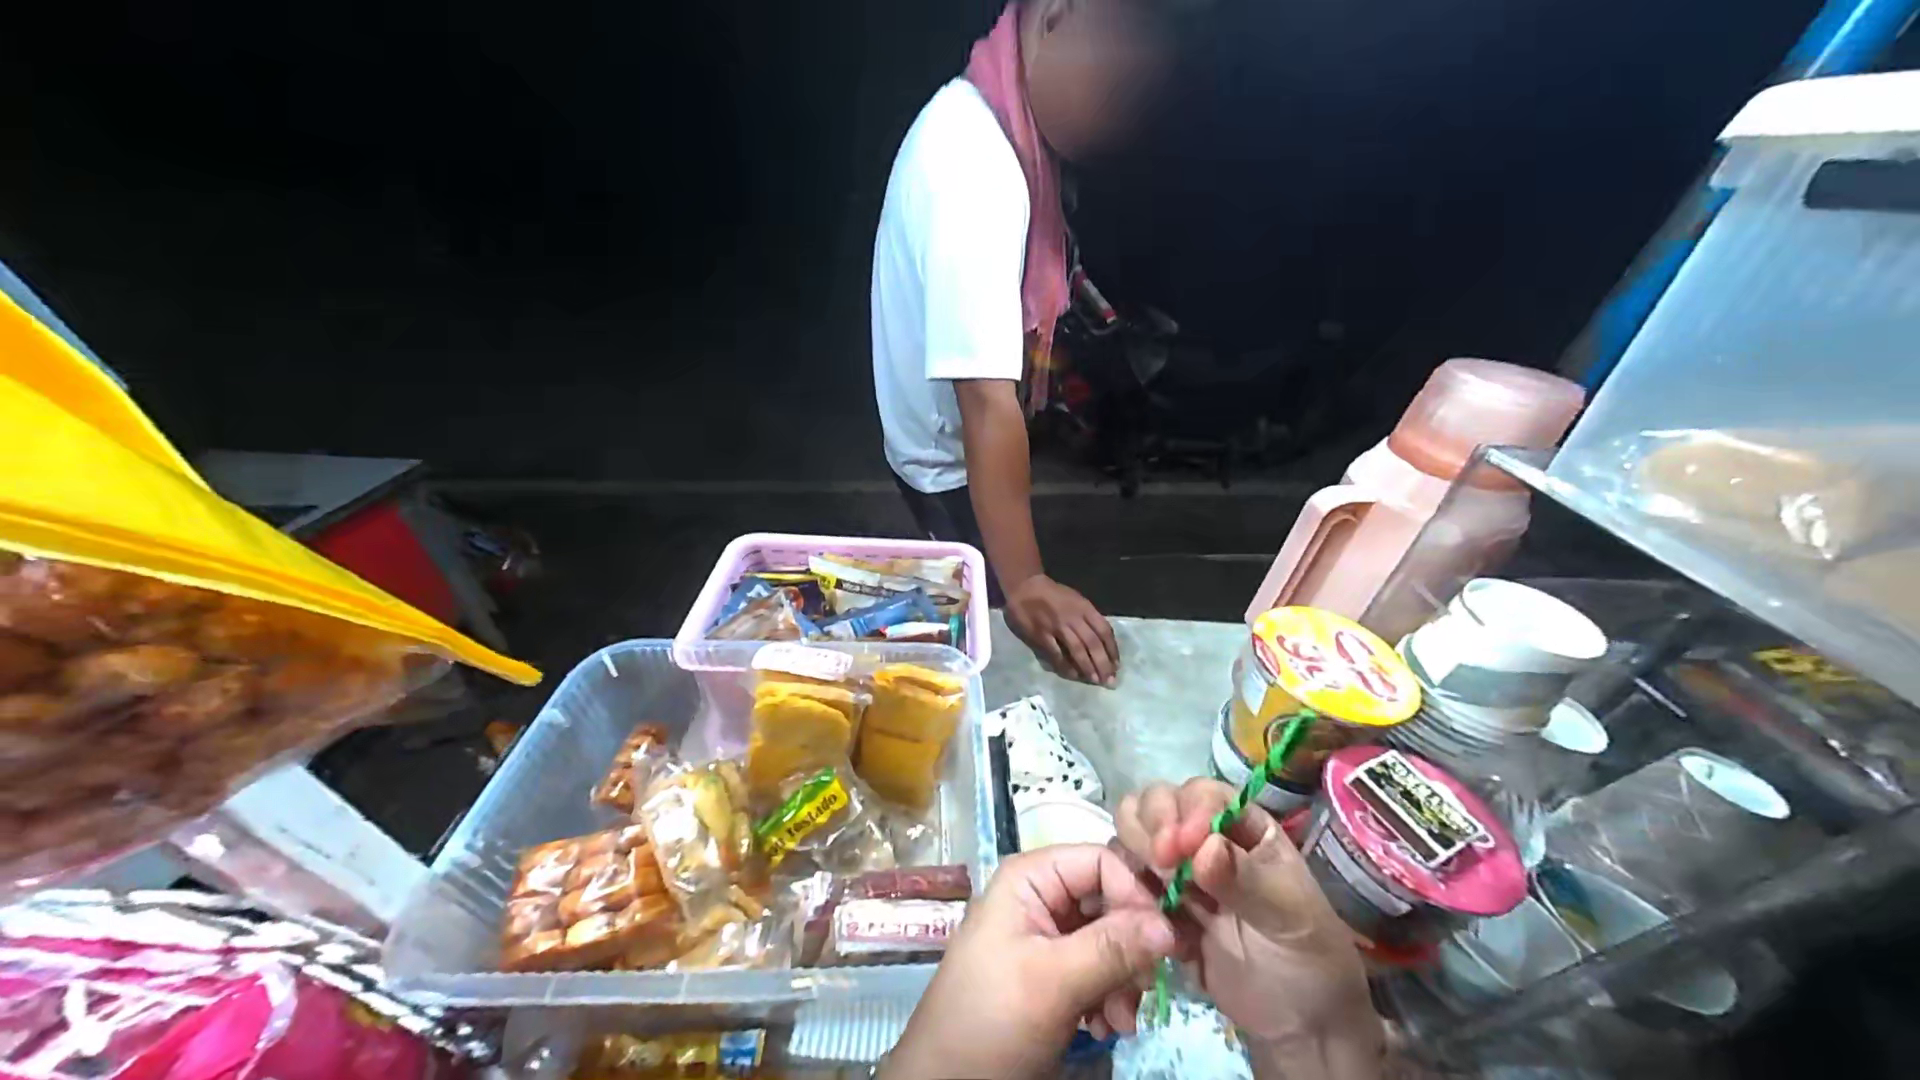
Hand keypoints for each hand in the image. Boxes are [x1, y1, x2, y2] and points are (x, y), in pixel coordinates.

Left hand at [883, 845, 1177, 1079]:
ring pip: (1110, 938)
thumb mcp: (1052, 981)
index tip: (1162, 942)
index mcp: (1031, 877)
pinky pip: (1099, 969)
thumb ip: (1111, 949)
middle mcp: (1041, 896)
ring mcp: (1047, 935)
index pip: (1100, 860)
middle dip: (1131, 946)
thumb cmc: (991, 1019)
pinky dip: (1111, 996)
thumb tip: (1169, 926)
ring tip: (1120, 1019)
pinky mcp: (1053, 972)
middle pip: (1108, 900)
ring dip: (1124, 979)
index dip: (1134, 894)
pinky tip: (1106, 1026)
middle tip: (1142, 989)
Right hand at [1004, 575, 1118, 685]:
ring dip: (1088, 667)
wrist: (1025, 587)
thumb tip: (1100, 641)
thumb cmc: (1053, 593)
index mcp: (1084, 607)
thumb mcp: (1076, 599)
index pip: (1104, 630)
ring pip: (1077, 650)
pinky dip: (1066, 666)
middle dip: (1103, 663)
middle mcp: (1073, 617)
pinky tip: (1073, 675)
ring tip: (1095, 680)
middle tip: (1109, 680)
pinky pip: (1056, 654)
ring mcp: (1057, 626)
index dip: (1112, 650)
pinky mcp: (1041, 635)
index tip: (1116, 665)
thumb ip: (1088, 617)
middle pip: (1093, 643)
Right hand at [1116, 779, 1384, 1078]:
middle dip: (1152, 824)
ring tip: (1152, 888)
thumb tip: (1205, 848)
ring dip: (1134, 848)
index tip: (1184, 845)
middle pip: (1158, 800)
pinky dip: (1123, 885)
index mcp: (1243, 825)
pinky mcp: (1153, 898)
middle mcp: (1202, 834)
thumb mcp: (1291, 917)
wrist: (1295, 1025)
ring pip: (1133, 828)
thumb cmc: (1308, 960)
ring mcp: (1174, 865)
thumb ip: (1247, 881)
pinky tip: (1142, 913)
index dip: (1189, 811)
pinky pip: (1123, 874)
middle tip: (1161, 864)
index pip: (1203, 795)